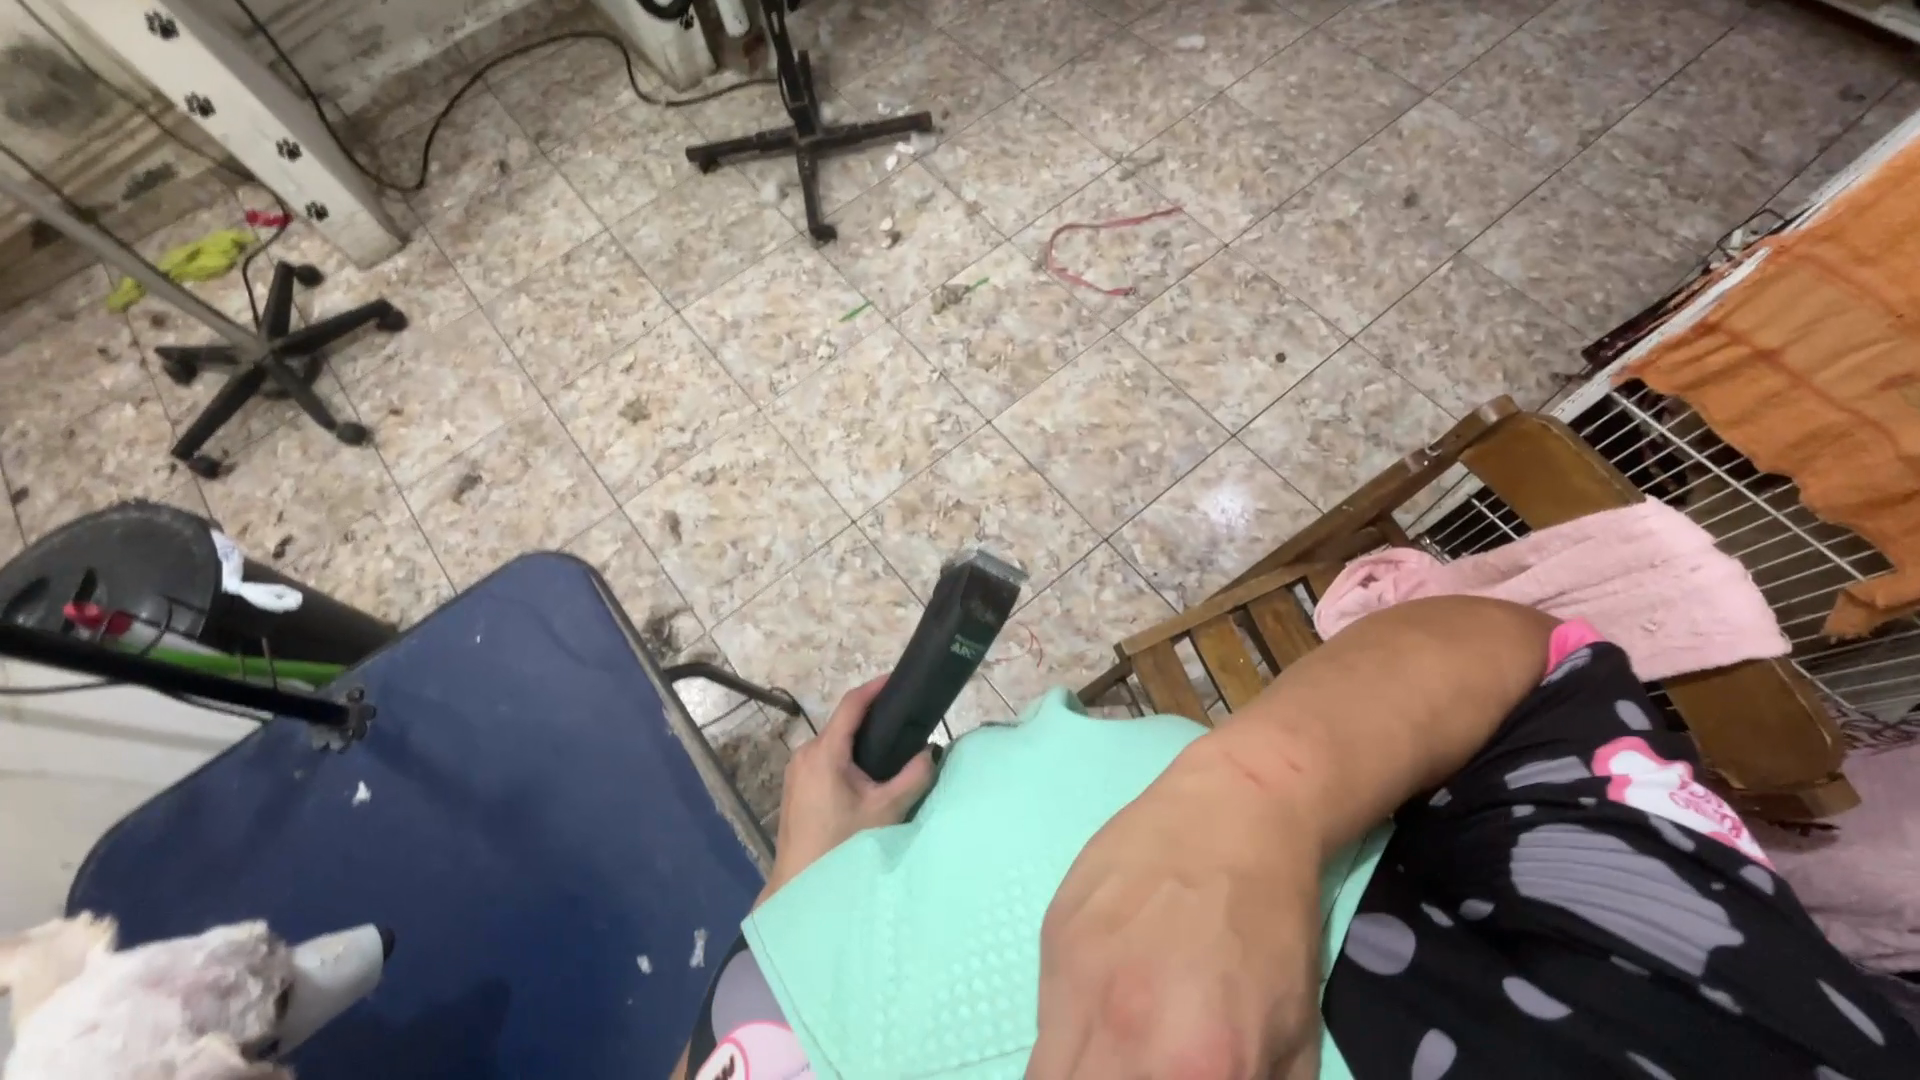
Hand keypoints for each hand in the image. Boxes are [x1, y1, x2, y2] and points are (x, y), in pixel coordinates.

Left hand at [764, 676, 935, 896]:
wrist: (799, 885)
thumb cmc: (842, 844)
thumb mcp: (886, 810)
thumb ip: (914, 777)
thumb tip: (930, 752)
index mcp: (825, 752)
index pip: (852, 705)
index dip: (875, 688)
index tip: (897, 678)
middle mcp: (806, 753)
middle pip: (843, 723)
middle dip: (872, 717)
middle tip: (905, 718)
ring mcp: (797, 770)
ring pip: (834, 743)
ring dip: (860, 740)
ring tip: (892, 745)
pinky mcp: (796, 786)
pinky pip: (825, 758)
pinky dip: (847, 756)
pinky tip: (867, 772)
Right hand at [1028, 739, 1323, 1079]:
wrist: (1234, 816)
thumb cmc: (1275, 932)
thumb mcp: (1290, 1050)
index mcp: (1198, 1070)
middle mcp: (1124, 1033)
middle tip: (1131, 1071)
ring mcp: (1077, 978)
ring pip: (1045, 1072)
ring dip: (1075, 1073)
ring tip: (1113, 1055)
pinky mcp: (1053, 934)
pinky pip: (1045, 1012)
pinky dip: (1067, 1029)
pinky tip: (1103, 1000)